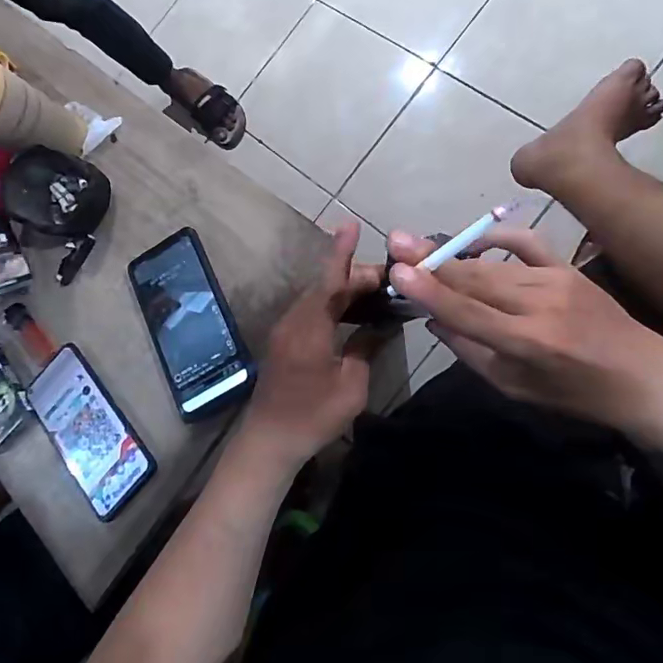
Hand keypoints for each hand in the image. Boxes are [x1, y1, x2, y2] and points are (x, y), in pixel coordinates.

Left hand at [238, 225, 385, 471]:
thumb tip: (382, 325)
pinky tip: (356, 313)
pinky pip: (313, 313)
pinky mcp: (286, 341)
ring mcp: (286, 330)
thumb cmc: (313, 414)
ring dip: (347, 293)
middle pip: (327, 288)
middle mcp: (294, 320)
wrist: (270, 437)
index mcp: (309, 326)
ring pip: (319, 300)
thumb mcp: (351, 384)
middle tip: (392, 276)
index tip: (350, 225)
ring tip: (381, 291)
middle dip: (358, 278)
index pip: (329, 281)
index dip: (341, 253)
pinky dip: (335, 308)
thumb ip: (365, 348)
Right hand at [386, 227, 662, 452]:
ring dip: (450, 258)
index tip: (395, 270)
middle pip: (471, 278)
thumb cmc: (576, 395)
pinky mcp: (569, 269)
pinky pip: (523, 242)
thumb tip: (431, 317)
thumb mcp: (514, 386)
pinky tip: (470, 241)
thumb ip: (468, 351)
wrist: (651, 383)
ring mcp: (557, 282)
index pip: (465, 310)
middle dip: (429, 261)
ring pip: (488, 264)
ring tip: (418, 250)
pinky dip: (493, 237)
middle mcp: (541, 306)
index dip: (427, 290)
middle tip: (395, 246)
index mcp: (529, 343)